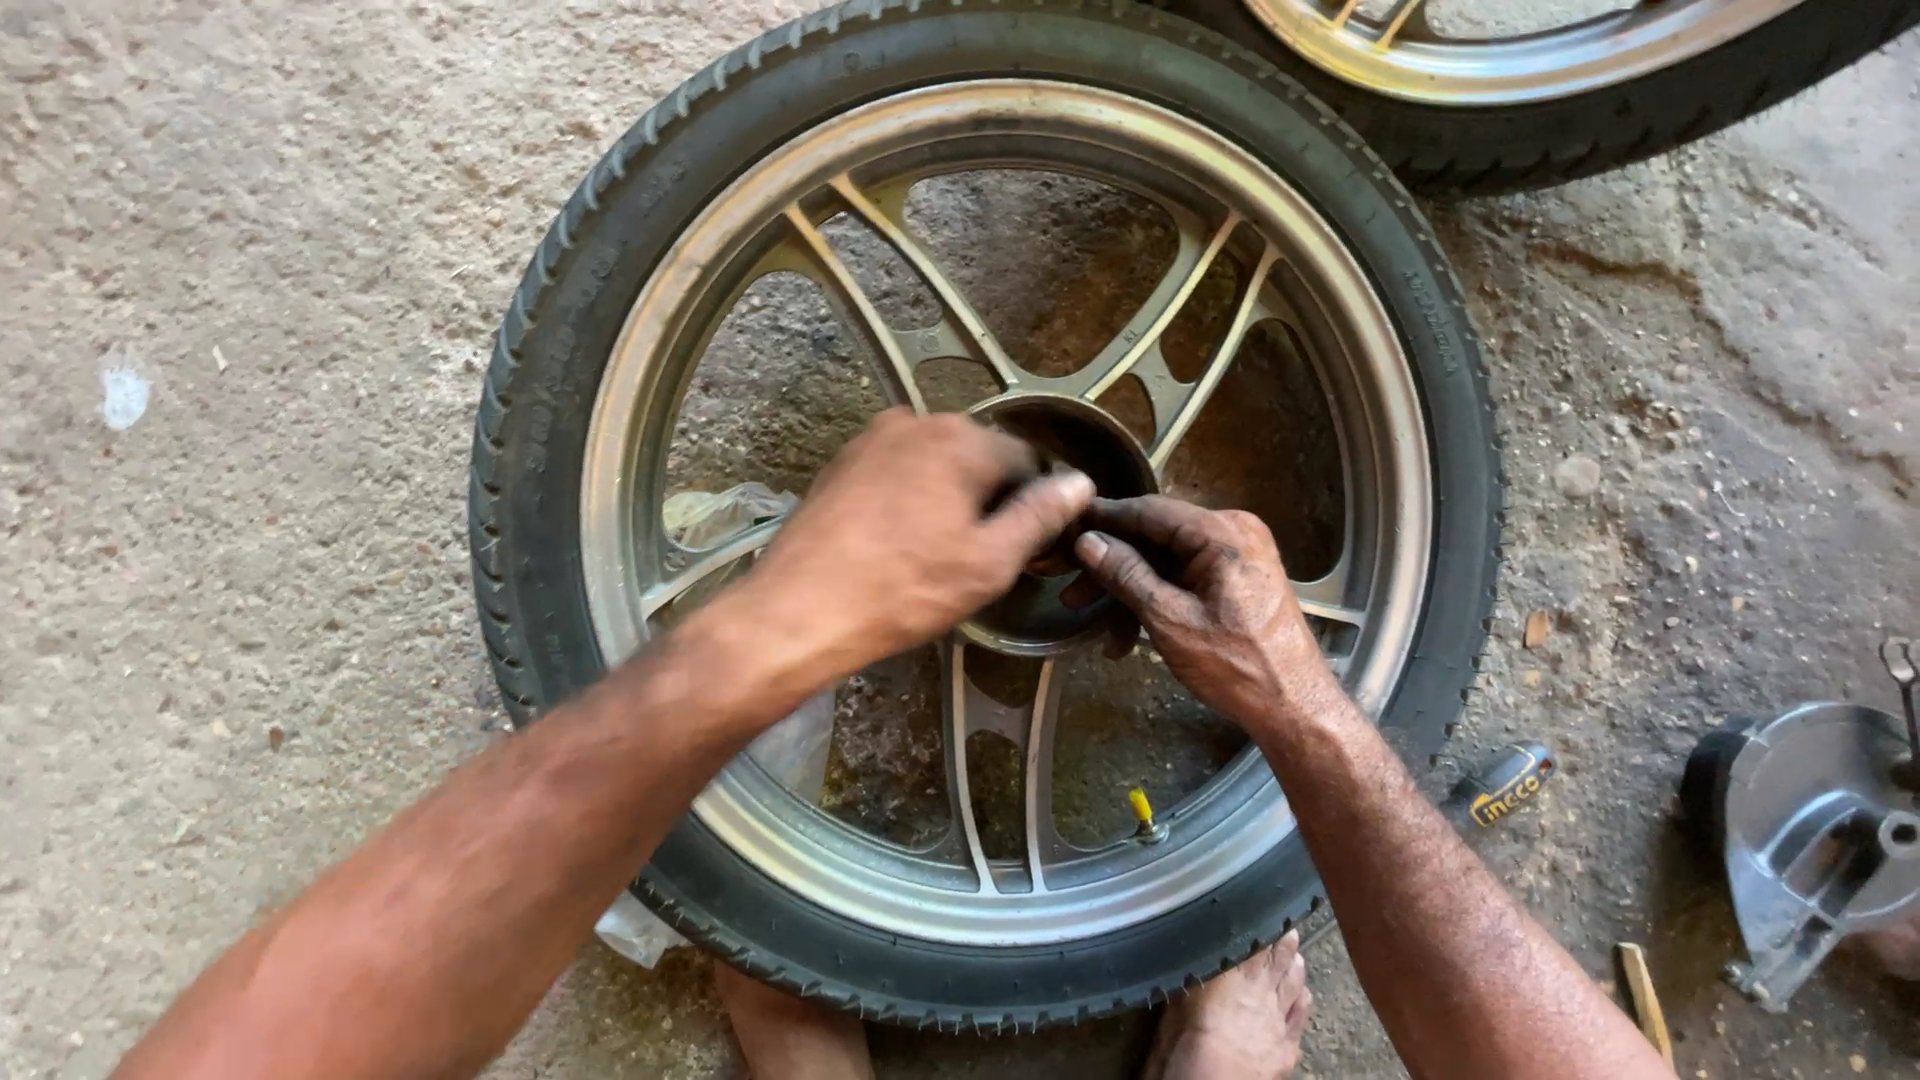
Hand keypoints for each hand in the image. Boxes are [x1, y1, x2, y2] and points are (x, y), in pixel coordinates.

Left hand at [744, 408, 1094, 675]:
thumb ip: (1040, 516)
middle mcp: (918, 421)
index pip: (1026, 459)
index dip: (1034, 502)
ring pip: (935, 463)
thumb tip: (1079, 483)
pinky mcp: (842, 461)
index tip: (1025, 544)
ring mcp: (873, 438)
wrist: (799, 608)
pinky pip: (897, 471)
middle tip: (980, 552)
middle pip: (979, 455)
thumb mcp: (989, 562)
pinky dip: (910, 496)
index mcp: (962, 440)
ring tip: (937, 551)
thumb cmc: (904, 590)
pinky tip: (899, 540)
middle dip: (989, 496)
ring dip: (949, 496)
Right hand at [1064, 496, 1335, 727]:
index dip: (1103, 519)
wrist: (1295, 707)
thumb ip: (1126, 575)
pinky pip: (1183, 578)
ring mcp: (1236, 556)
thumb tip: (1086, 541)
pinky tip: (1124, 636)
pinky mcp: (1235, 580)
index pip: (1148, 510)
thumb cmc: (1236, 664)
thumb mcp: (1170, 619)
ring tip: (1088, 618)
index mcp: (1221, 532)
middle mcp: (1231, 532)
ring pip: (1164, 561)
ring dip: (1127, 589)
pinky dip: (1154, 599)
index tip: (1065, 525)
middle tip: (1069, 588)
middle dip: (1110, 565)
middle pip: (1154, 537)